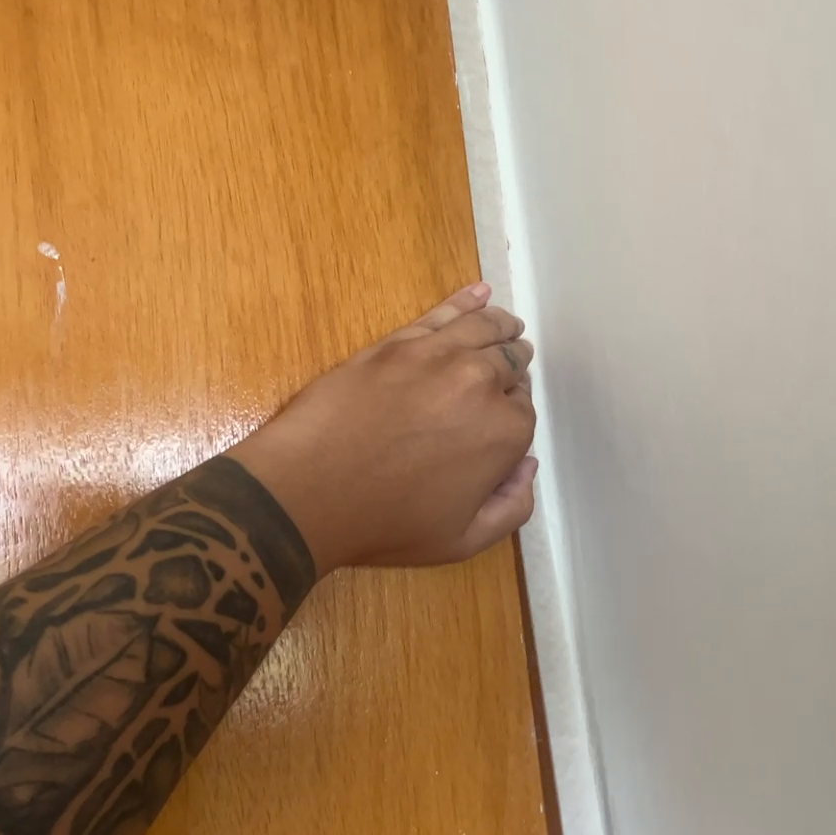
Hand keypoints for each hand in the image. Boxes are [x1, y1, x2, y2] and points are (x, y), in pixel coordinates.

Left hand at [229, 283, 537, 571]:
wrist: (308, 490)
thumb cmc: (384, 523)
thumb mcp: (463, 540)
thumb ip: (511, 507)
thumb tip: (527, 466)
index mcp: (504, 432)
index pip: (522, 412)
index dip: (509, 419)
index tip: (494, 426)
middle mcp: (480, 383)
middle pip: (507, 365)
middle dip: (509, 371)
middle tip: (505, 374)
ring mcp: (436, 355)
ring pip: (483, 329)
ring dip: (501, 329)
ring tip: (507, 329)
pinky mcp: (396, 343)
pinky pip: (441, 312)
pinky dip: (465, 300)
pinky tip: (479, 294)